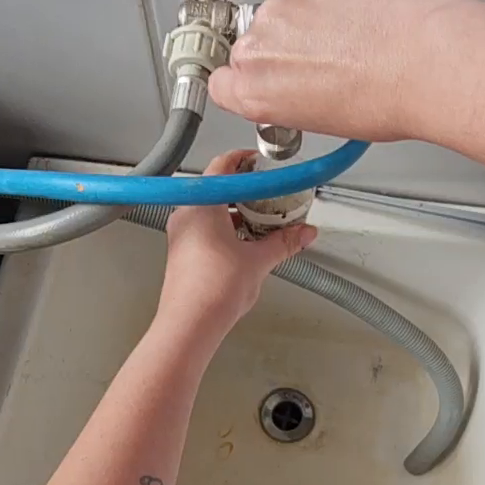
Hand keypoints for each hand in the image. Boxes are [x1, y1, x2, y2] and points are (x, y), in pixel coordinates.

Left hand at [156, 150, 317, 340]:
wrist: (190, 324)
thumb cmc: (213, 289)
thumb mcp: (258, 260)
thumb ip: (284, 242)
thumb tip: (303, 233)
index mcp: (202, 204)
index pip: (223, 165)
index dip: (245, 160)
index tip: (262, 162)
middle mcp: (186, 214)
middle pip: (218, 189)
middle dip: (247, 191)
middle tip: (270, 195)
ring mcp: (181, 234)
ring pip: (212, 211)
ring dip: (238, 213)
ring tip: (263, 222)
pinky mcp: (182, 253)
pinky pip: (206, 230)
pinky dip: (226, 229)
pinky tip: (246, 243)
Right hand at [207, 0, 479, 141]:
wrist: (423, 61)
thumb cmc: (384, 101)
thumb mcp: (323, 123)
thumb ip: (290, 102)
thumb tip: (296, 92)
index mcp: (255, 93)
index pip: (223, 85)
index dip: (246, 86)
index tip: (264, 85)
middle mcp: (260, 48)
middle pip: (248, 48)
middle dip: (276, 56)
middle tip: (313, 69)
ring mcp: (284, 9)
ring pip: (277, 17)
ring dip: (300, 28)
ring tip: (339, 46)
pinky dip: (324, 6)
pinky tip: (351, 24)